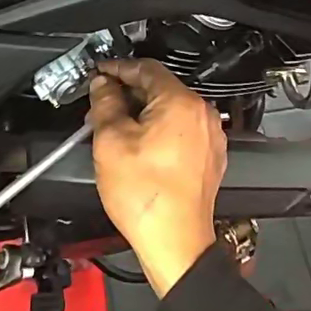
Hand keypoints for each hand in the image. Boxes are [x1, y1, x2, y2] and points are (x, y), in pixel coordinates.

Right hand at [86, 59, 226, 296]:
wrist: (175, 242)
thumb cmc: (148, 199)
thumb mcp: (111, 142)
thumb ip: (105, 104)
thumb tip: (103, 86)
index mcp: (181, 103)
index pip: (146, 68)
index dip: (118, 68)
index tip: (101, 72)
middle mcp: (202, 115)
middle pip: (160, 88)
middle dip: (128, 92)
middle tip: (102, 103)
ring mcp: (209, 136)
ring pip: (170, 110)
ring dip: (142, 112)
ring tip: (115, 127)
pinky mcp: (209, 157)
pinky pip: (181, 130)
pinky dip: (159, 130)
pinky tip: (138, 146)